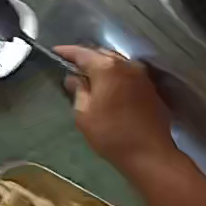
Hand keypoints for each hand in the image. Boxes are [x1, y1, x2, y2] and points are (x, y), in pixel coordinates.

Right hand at [54, 46, 177, 171]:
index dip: (66, 51)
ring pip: (116, 63)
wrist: (150, 154)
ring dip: (102, 67)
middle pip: (101, 54)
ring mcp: (142, 76)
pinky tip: (108, 88)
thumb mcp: (84, 114)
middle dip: (85, 58)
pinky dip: (115, 76)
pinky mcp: (151, 88)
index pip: (81, 52)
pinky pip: (127, 74)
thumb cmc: (111, 134)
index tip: (55, 52)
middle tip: (70, 66)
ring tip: (88, 77)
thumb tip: (73, 78)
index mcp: (106, 68)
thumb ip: (77, 90)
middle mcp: (126, 65)